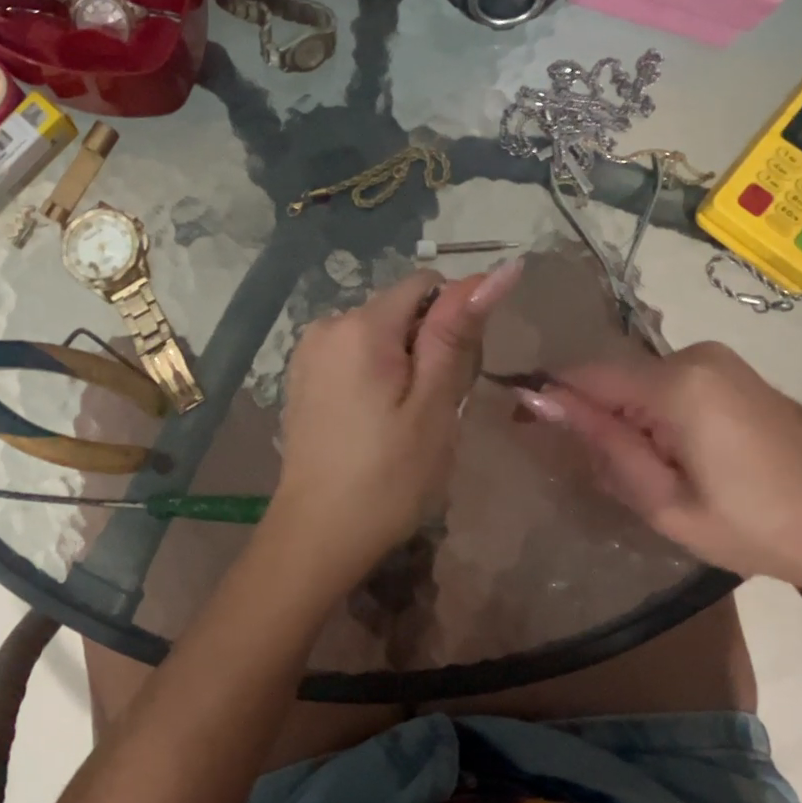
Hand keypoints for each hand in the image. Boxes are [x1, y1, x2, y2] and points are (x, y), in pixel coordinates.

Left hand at [267, 262, 521, 584]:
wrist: (317, 533)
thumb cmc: (387, 477)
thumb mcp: (434, 406)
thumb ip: (459, 333)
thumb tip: (500, 269)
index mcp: (361, 325)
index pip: (426, 285)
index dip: (455, 319)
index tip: (458, 372)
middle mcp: (327, 324)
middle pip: (400, 309)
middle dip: (427, 344)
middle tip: (432, 408)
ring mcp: (308, 351)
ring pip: (378, 333)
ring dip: (402, 362)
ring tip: (403, 420)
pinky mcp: (300, 376)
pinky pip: (352, 355)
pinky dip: (373, 375)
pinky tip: (374, 421)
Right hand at [518, 342, 801, 591]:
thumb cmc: (765, 527)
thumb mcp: (667, 502)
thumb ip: (602, 445)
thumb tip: (538, 402)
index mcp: (676, 382)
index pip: (582, 373)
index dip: (548, 400)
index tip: (523, 434)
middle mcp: (694, 355)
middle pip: (612, 377)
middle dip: (595, 420)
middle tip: (604, 479)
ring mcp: (721, 363)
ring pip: (640, 384)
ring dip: (628, 424)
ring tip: (647, 481)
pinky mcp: (737, 377)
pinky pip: (672, 388)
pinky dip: (657, 420)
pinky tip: (678, 465)